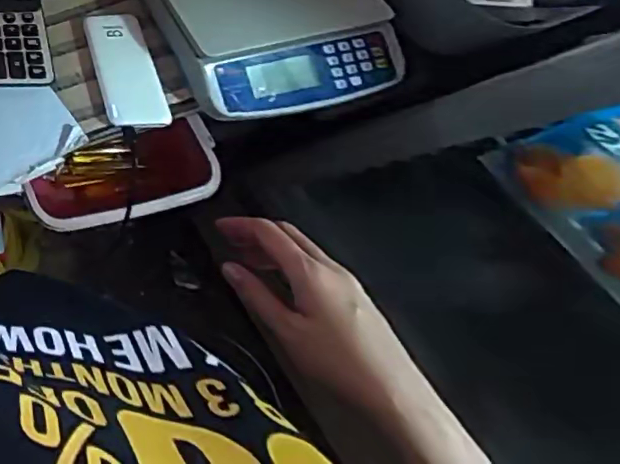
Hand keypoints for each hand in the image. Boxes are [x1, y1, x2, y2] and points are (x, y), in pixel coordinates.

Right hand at [215, 218, 437, 419]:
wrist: (398, 396)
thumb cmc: (343, 366)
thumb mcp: (287, 331)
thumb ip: (255, 295)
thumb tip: (231, 269)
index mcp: (309, 271)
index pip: (268, 231)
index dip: (240, 224)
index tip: (221, 226)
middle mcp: (330, 268)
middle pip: (286, 232)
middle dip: (256, 231)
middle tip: (232, 240)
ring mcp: (347, 281)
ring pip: (302, 246)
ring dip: (273, 246)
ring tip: (251, 261)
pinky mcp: (356, 295)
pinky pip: (317, 263)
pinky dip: (292, 261)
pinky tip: (283, 281)